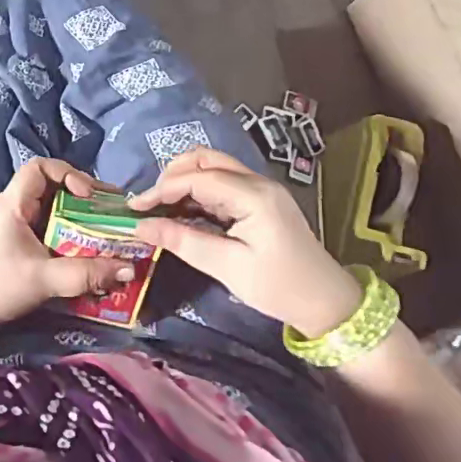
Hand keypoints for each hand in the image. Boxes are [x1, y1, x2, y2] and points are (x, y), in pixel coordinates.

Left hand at [0, 158, 135, 326]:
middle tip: (112, 209)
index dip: (67, 173)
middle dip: (83, 195)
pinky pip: (50, 224)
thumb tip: (129, 269)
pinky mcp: (20, 240)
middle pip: (52, 185)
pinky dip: (70, 230)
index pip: (39, 168)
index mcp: (12, 206)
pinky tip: (90, 244)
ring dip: (79, 214)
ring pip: (53, 206)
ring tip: (108, 225)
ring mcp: (16, 224)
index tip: (87, 195)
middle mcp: (14, 208)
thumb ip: (86, 274)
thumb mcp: (44, 280)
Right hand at [129, 149, 361, 336]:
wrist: (325, 302)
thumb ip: (183, 241)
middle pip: (207, 159)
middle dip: (172, 175)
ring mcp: (262, 190)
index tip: (135, 208)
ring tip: (161, 207)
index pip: (198, 178)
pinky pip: (224, 183)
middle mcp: (258, 183)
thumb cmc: (278, 287)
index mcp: (253, 196)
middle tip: (150, 204)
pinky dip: (199, 190)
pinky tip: (183, 211)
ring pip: (214, 167)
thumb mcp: (227, 267)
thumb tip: (141, 227)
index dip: (162, 189)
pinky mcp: (261, 201)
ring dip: (184, 180)